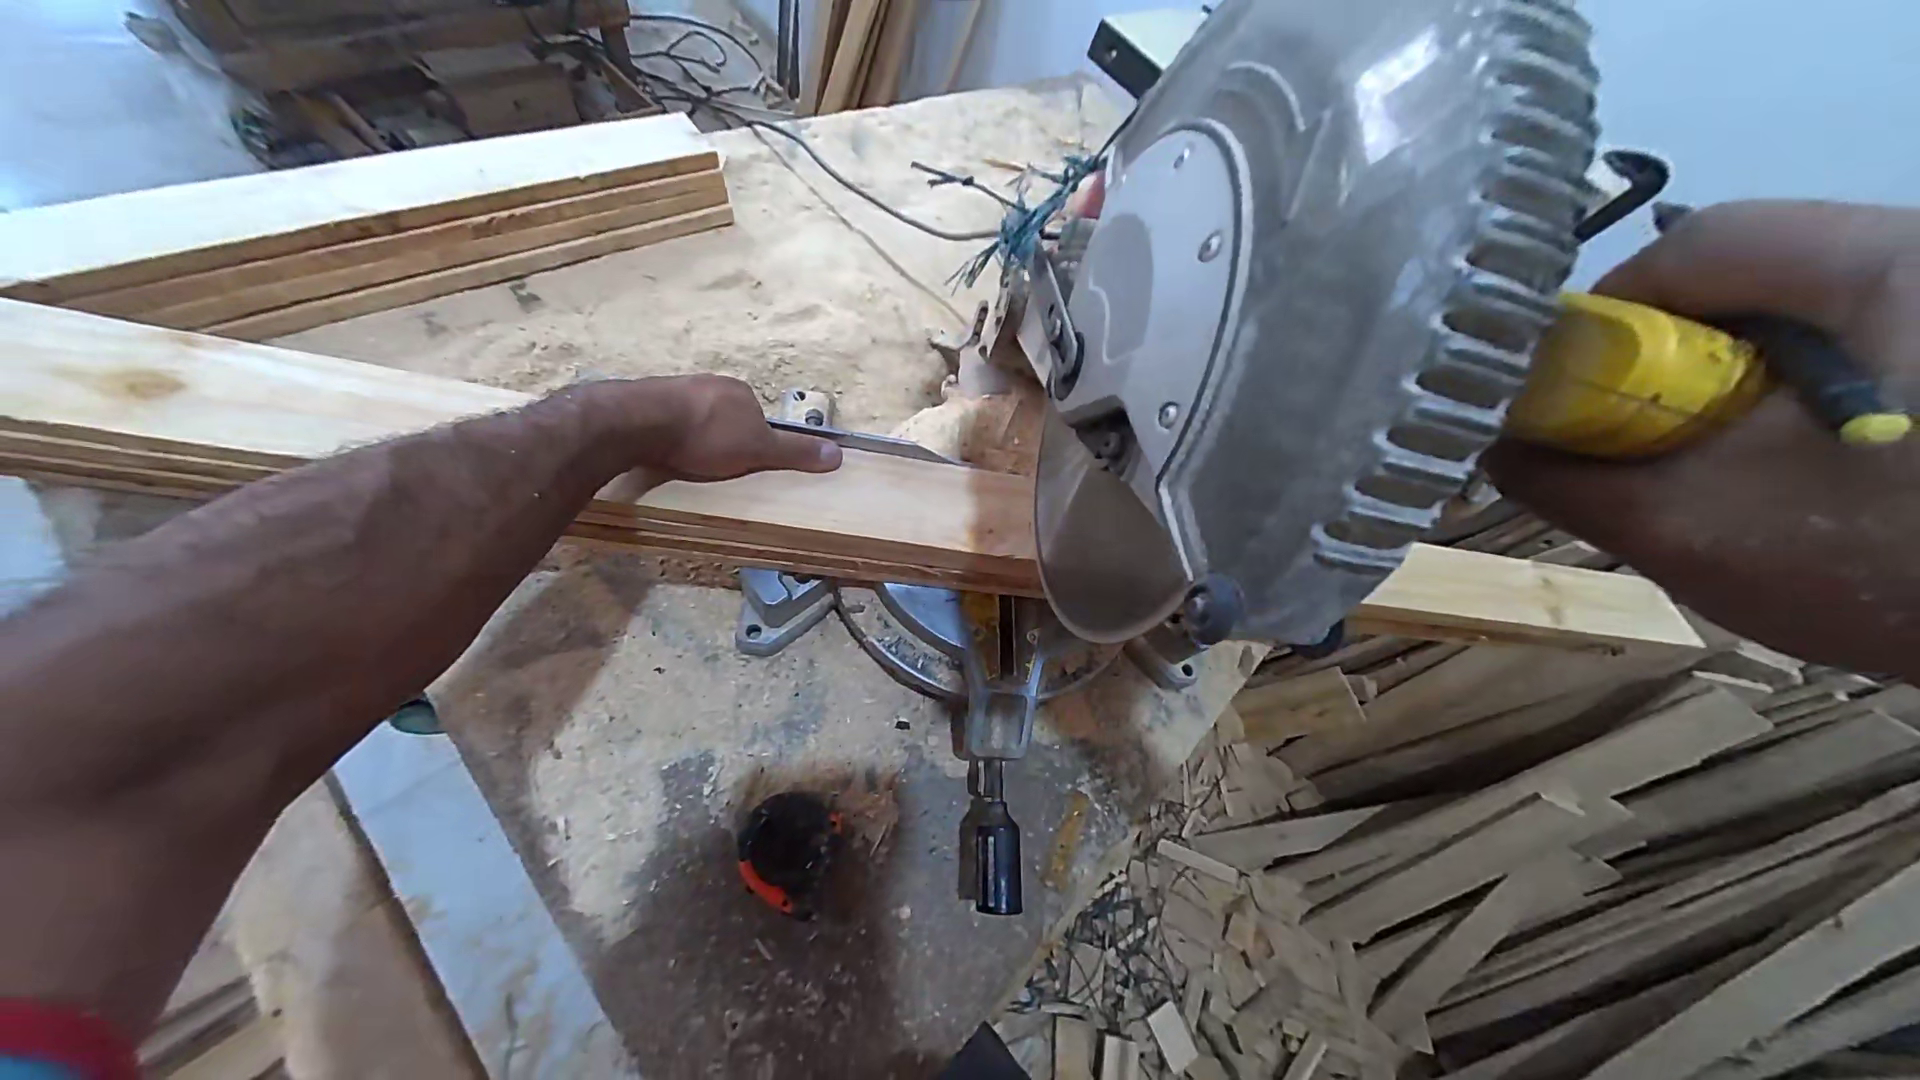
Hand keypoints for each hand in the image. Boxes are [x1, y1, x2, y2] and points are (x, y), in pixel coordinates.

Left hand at [590, 374, 841, 481]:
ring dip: (696, 434)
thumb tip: (838, 454)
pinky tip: (665, 449)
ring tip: (690, 459)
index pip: (757, 416)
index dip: (756, 440)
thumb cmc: (707, 435)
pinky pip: (668, 418)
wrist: (639, 421)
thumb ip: (794, 452)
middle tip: (719, 464)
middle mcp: (711, 383)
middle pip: (727, 415)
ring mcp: (677, 388)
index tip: (747, 461)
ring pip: (696, 416)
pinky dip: (671, 433)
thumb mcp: (759, 448)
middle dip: (725, 436)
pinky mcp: (647, 399)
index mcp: (740, 391)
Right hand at [1486, 201, 1919, 676]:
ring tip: (1711, 459)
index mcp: (1895, 268)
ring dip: (1726, 383)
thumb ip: (1570, 484)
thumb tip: (1501, 451)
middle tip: (1632, 435)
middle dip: (1664, 358)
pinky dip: (1795, 397)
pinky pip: (1864, 344)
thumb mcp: (1692, 533)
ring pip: (1804, 314)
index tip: (1565, 388)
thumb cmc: (1905, 570)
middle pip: (1752, 277)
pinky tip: (1793, 461)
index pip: (1701, 245)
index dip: (1606, 313)